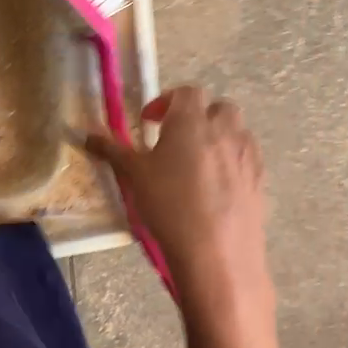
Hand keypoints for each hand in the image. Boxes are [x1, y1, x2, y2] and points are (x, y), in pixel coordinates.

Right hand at [83, 86, 273, 328]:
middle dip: (197, 114)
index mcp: (192, 122)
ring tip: (194, 161)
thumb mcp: (133, 175)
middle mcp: (225, 132)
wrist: (218, 255)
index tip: (148, 122)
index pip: (187, 92)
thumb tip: (87, 134)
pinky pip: (248, 158)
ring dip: (217, 135)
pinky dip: (231, 160)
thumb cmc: (170, 206)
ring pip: (237, 131)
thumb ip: (111, 150)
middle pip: (218, 106)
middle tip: (174, 137)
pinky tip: (213, 186)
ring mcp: (248, 157)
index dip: (166, 100)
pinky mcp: (261, 183)